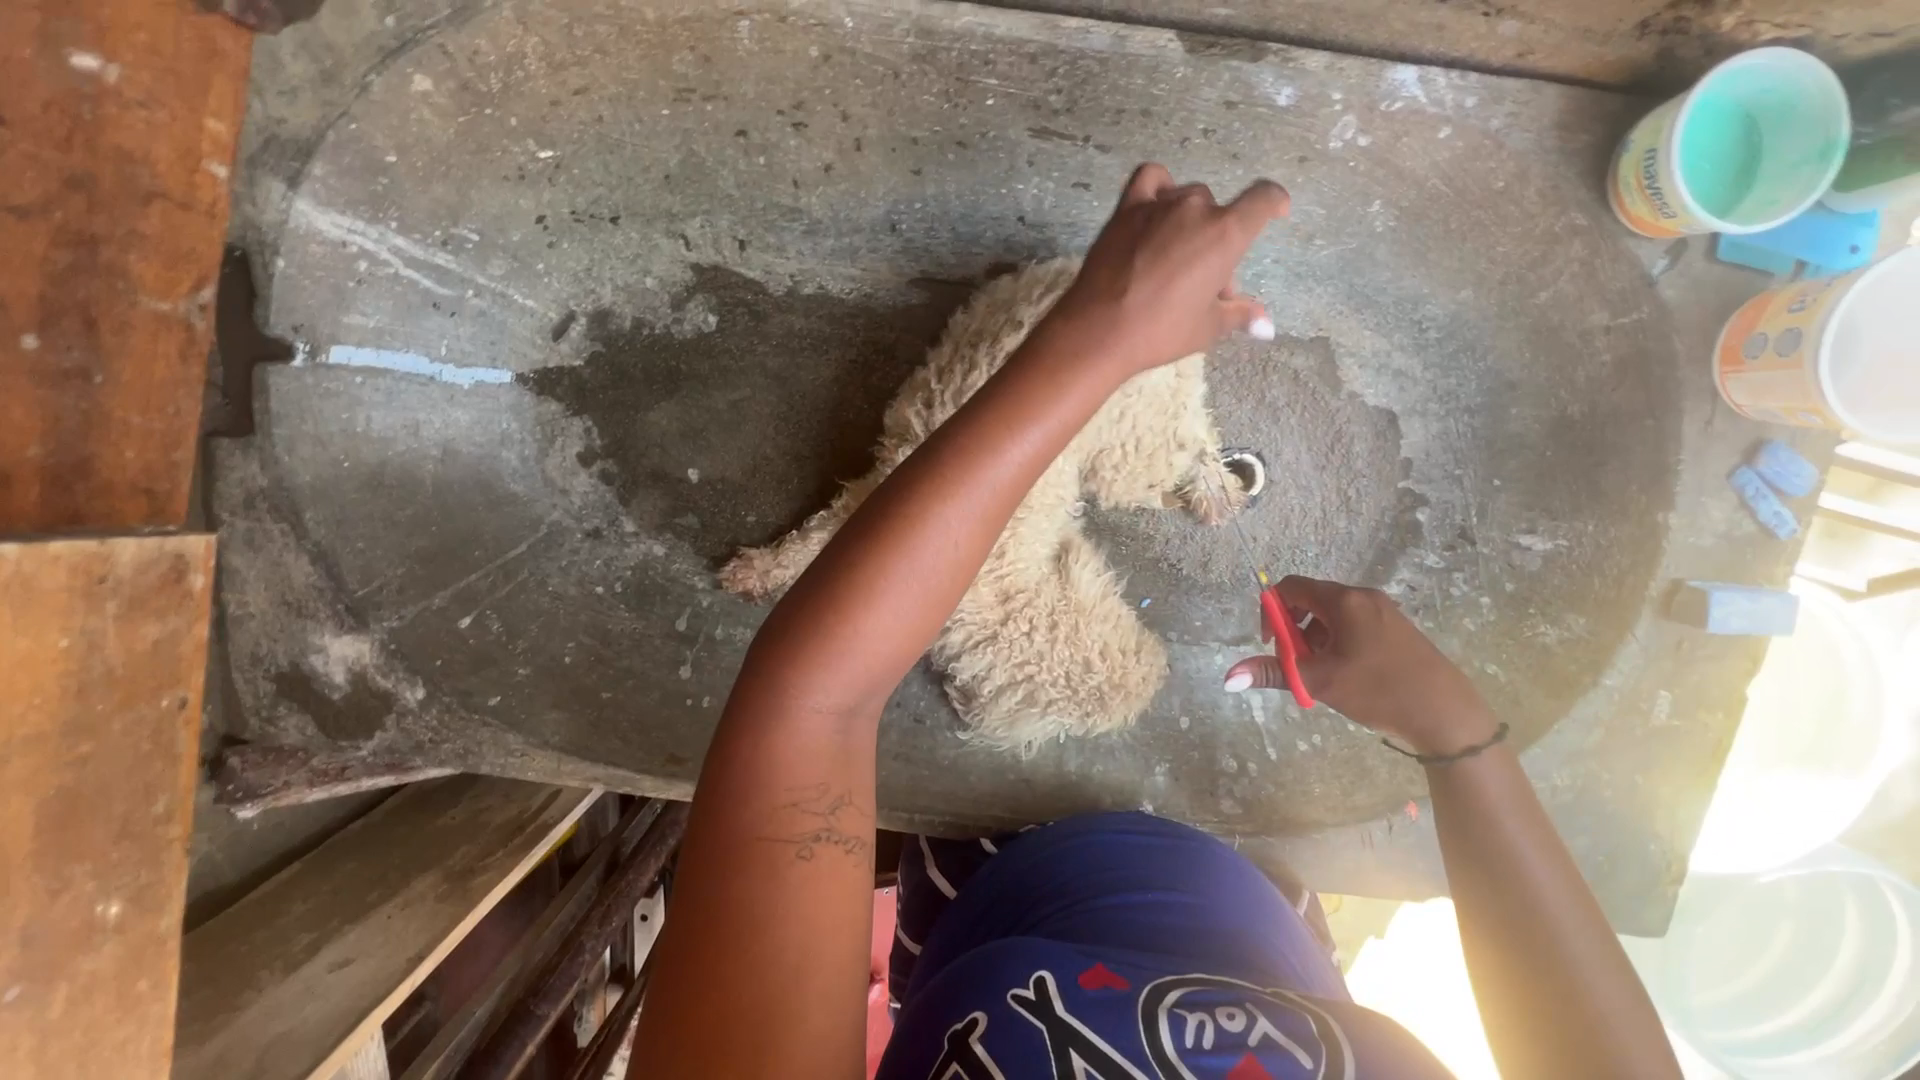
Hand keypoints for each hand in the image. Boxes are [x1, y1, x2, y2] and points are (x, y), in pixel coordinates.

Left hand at [1043, 163, 1288, 376]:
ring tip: (1176, 261)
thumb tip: (1267, 326)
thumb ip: (1239, 315)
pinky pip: (1150, 180)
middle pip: (1218, 214)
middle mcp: (1195, 209)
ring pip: (1186, 200)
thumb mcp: (1207, 328)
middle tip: (1202, 286)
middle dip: (1216, 246)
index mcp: (1225, 234)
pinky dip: (1160, 187)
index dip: (1274, 202)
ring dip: (1189, 224)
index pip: (1263, 200)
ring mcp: (1158, 205)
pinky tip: (1156, 209)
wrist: (1098, 332)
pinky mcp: (1125, 210)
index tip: (1277, 210)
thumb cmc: (1159, 332)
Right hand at [1223, 576, 1497, 756]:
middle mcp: (1363, 597)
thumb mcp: (1319, 682)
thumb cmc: (1379, 690)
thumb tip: (1228, 677)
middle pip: (1311, 600)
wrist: (1446, 714)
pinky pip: (1352, 624)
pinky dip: (1337, 643)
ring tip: (1321, 673)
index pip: (1291, 587)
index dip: (1271, 611)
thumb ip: (1273, 673)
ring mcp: (1383, 611)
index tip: (1272, 643)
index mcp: (1344, 601)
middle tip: (1296, 663)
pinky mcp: (1395, 628)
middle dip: (1294, 630)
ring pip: (1331, 615)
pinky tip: (1345, 674)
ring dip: (1314, 639)